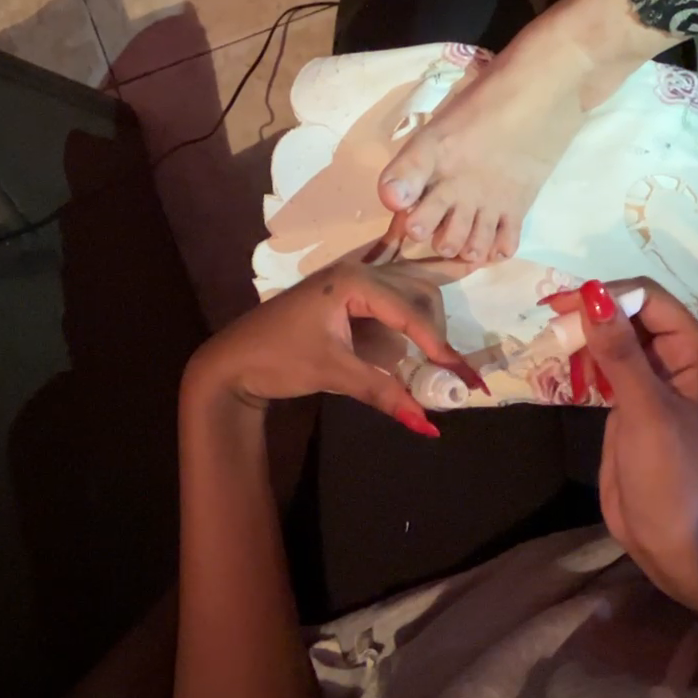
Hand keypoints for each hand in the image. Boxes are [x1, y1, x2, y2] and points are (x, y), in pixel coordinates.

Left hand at [186, 261, 478, 435]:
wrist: (231, 362)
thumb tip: (428, 426)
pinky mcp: (348, 298)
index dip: (440, 346)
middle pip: (418, 294)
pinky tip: (420, 342)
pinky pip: (392, 303)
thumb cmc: (277, 360)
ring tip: (441, 363)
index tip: (466, 378)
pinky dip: (410, 323)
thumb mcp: (333, 374)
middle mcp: (358, 272)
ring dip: (426, 326)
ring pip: (409, 294)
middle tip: (453, 373)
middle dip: (437, 333)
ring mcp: (352, 282)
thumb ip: (383, 393)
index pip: (410, 311)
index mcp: (353, 280)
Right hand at [546, 280, 697, 612]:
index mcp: (697, 354)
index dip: (607, 296)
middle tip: (550, 326)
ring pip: (614, 338)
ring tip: (552, 345)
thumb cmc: (671, 477)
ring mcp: (653, 381)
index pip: (650, 301)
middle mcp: (678, 360)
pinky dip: (583, 361)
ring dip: (584, 337)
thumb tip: (592, 294)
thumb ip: (619, 352)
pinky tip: (563, 368)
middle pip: (630, 315)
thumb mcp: (645, 411)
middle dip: (592, 315)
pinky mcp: (630, 402)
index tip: (561, 306)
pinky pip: (605, 365)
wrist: (670, 543)